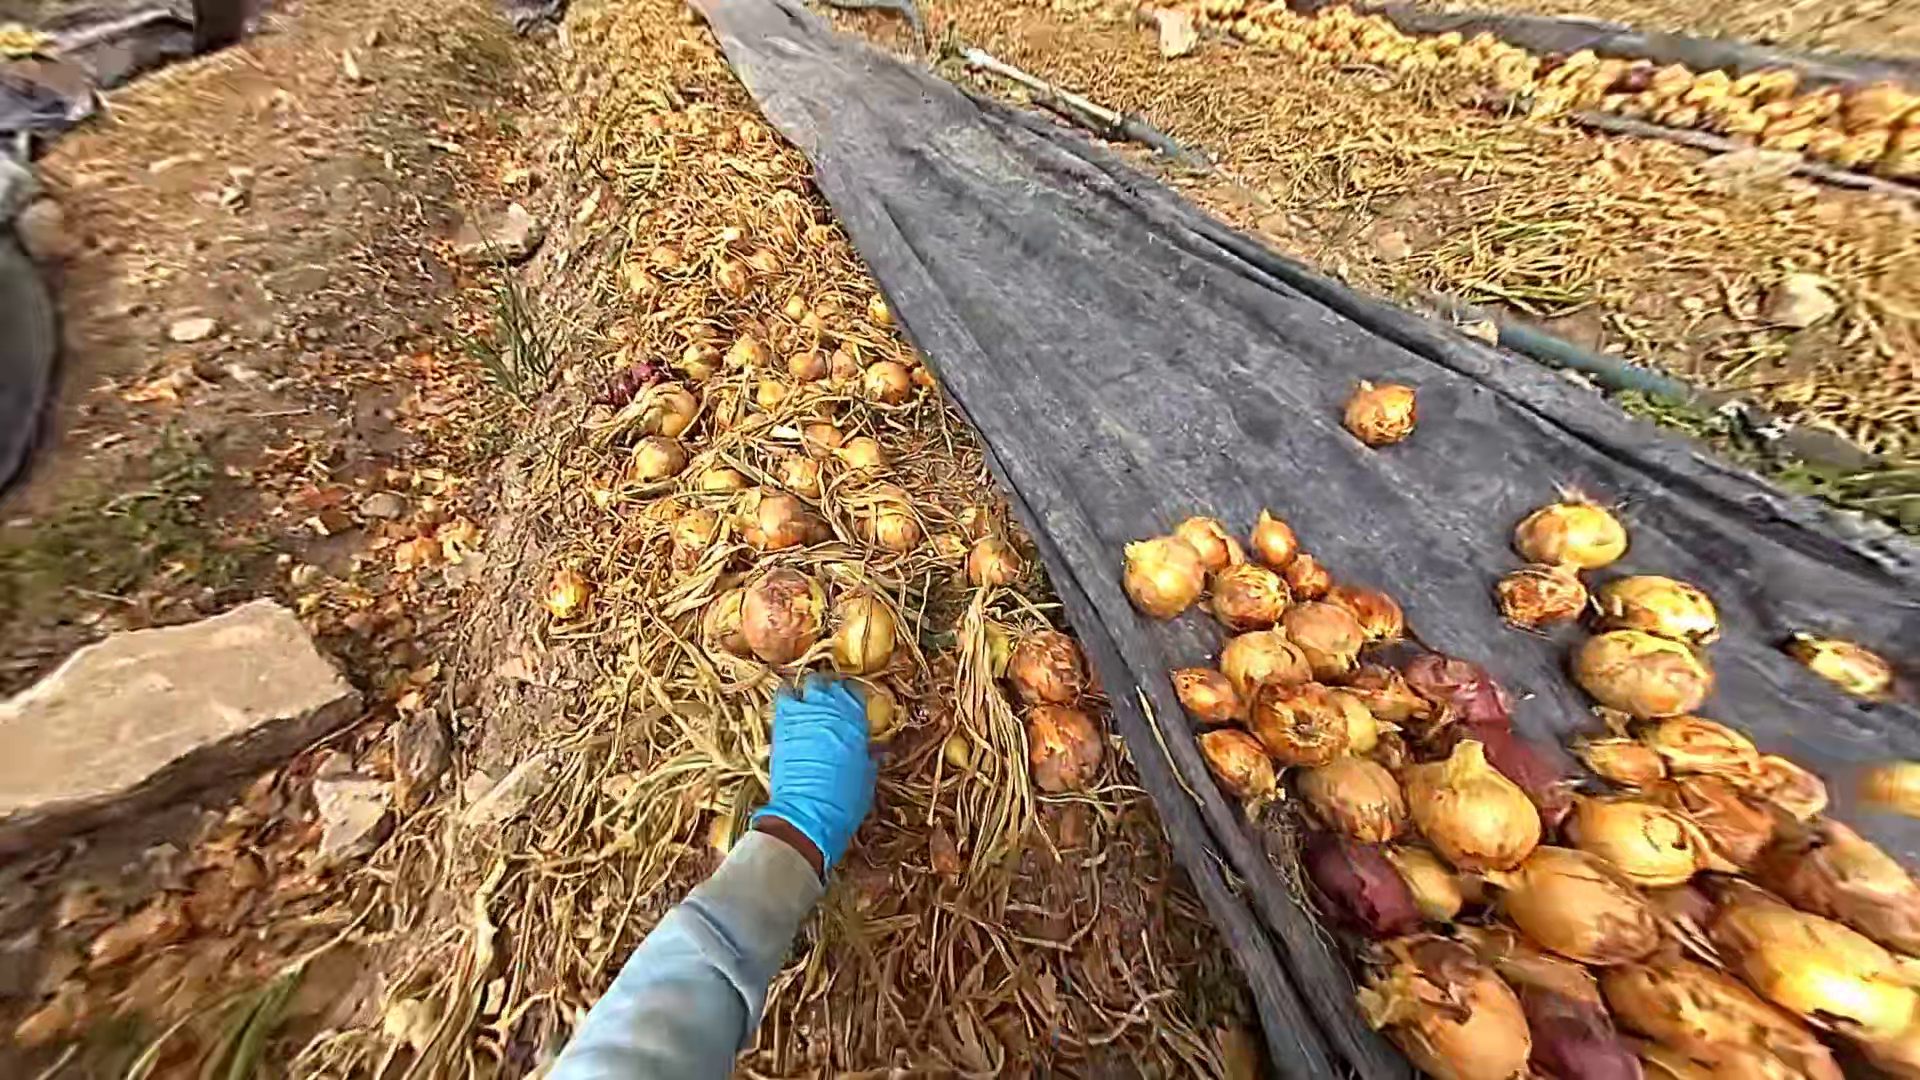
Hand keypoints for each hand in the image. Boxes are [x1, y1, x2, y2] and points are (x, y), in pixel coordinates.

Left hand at [752, 675, 876, 870]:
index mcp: (856, 718)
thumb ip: (869, 756)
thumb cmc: (845, 797)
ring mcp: (806, 710)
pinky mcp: (782, 720)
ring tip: (805, 703)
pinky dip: (786, 699)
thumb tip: (876, 752)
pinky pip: (783, 696)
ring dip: (806, 691)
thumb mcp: (866, 775)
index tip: (848, 704)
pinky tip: (788, 710)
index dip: (850, 696)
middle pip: (828, 682)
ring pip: (805, 683)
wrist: (810, 811)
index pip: (854, 690)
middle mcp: (832, 707)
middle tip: (825, 702)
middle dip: (826, 689)